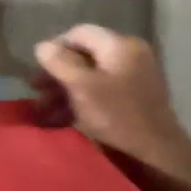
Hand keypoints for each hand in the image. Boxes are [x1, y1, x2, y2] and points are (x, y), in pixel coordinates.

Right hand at [34, 24, 190, 179]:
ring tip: (42, 111)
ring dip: (63, 91)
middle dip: (57, 73)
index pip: (81, 33)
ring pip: (90, 78)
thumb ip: (60, 62)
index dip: (55, 47)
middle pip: (85, 56)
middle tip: (35, 91)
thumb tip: (42, 46)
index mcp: (121, 46)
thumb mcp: (82, 87)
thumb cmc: (117, 117)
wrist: (155, 157)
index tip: (36, 68)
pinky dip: (79, 103)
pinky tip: (60, 119)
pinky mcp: (132, 103)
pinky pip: (100, 94)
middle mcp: (130, 57)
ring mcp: (133, 80)